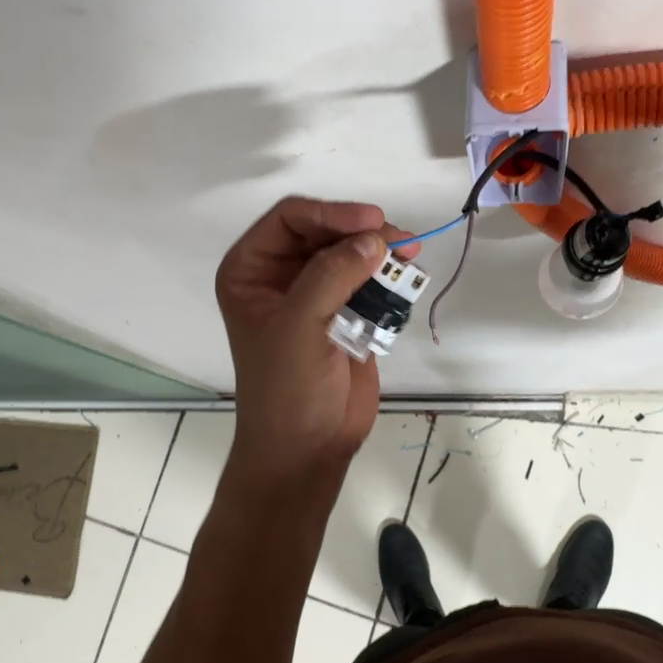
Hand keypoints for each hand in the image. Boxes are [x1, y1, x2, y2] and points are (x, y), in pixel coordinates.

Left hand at [216, 197, 416, 476]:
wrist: (307, 449)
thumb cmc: (287, 389)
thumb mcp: (299, 326)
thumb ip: (332, 276)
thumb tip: (374, 240)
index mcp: (250, 271)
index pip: (289, 219)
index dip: (330, 213)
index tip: (371, 222)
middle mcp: (280, 276)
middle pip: (324, 230)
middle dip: (360, 231)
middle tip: (400, 240)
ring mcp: (315, 295)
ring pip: (350, 252)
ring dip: (380, 250)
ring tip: (411, 252)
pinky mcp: (346, 315)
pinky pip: (368, 281)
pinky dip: (388, 276)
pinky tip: (409, 275)